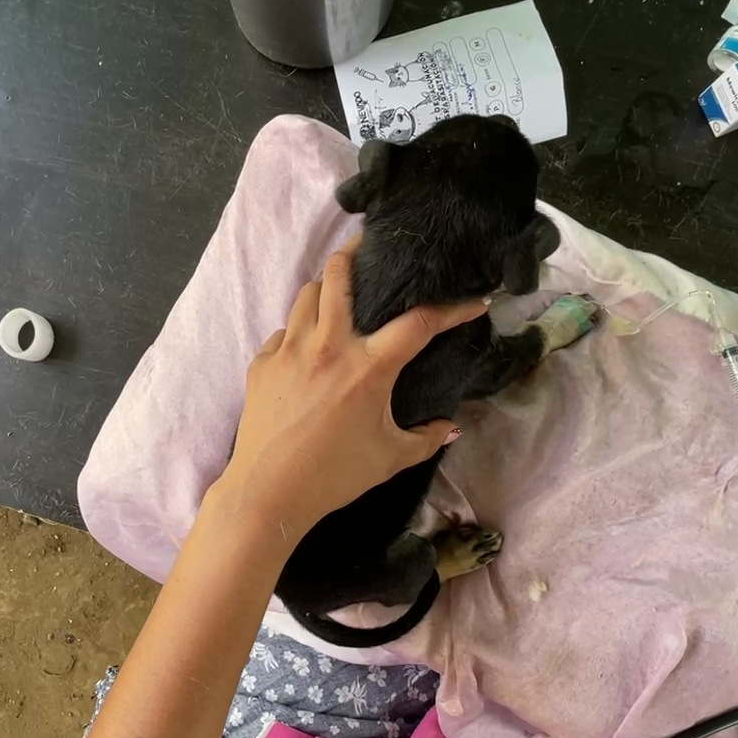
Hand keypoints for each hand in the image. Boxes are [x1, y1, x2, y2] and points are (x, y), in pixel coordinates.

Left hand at [213, 244, 487, 544]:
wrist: (268, 491)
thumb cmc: (334, 476)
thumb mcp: (391, 459)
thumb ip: (426, 438)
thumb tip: (450, 427)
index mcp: (367, 366)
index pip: (420, 322)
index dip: (454, 308)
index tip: (476, 301)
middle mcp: (327, 345)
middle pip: (339, 275)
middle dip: (357, 251)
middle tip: (370, 246)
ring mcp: (289, 350)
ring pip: (306, 294)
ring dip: (325, 286)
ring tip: (338, 291)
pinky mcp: (262, 363)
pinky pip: (283, 332)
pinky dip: (299, 331)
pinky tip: (307, 347)